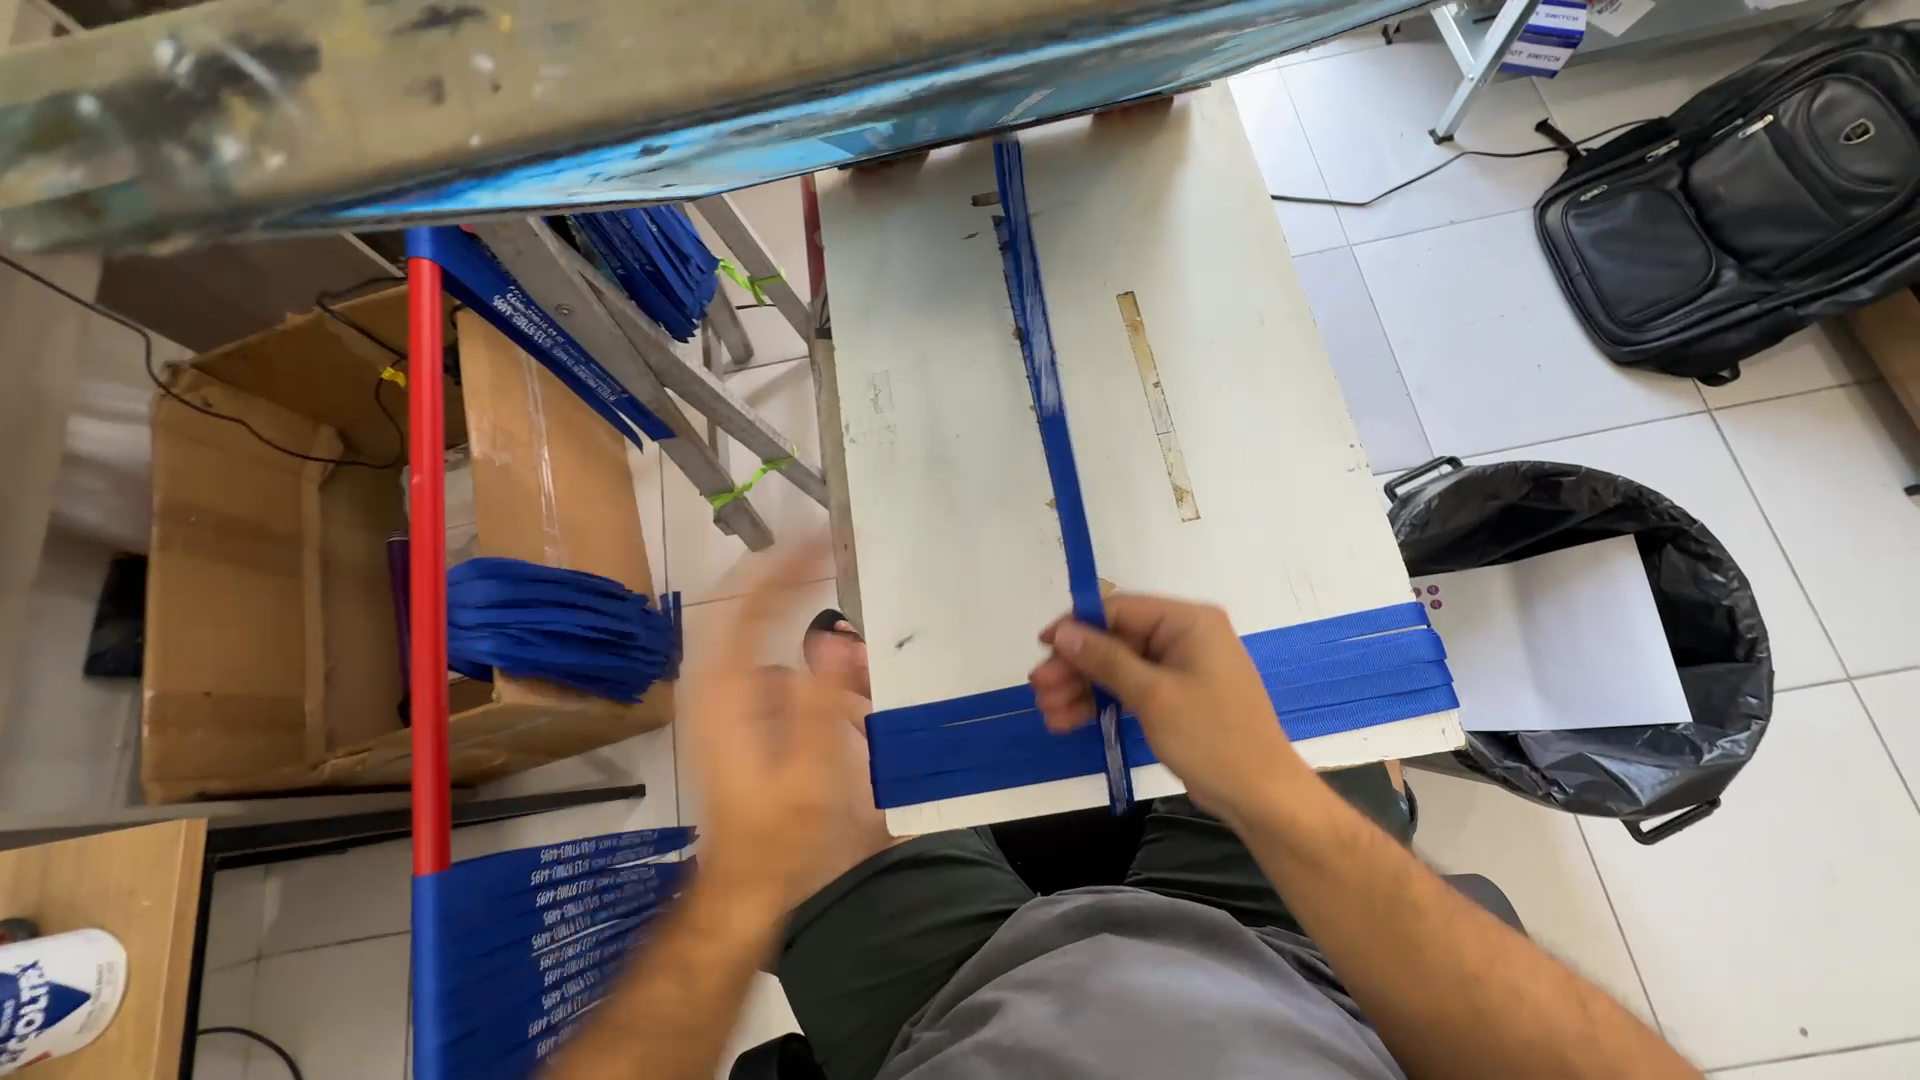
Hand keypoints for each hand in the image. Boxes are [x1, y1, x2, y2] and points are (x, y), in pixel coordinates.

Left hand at [685, 551, 891, 916]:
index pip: (749, 604)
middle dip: (787, 579)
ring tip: (848, 645)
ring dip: (798, 625)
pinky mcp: (733, 714)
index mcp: (727, 692)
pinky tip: (839, 688)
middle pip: (744, 607)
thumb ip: (821, 700)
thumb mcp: (811, 770)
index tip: (822, 539)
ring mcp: (720, 699)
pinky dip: (801, 658)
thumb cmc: (780, 833)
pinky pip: (767, 663)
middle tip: (828, 556)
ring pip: (759, 637)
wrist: (743, 882)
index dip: (785, 565)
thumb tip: (830, 634)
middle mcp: (715, 685)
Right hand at [1029, 594, 1310, 823]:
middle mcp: (1184, 637)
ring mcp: (1181, 668)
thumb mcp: (1152, 695)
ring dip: (1082, 688)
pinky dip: (1102, 703)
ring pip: (1118, 667)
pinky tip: (1068, 719)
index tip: (1042, 647)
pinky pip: (1131, 689)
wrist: (1261, 795)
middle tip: (1039, 689)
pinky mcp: (1176, 696)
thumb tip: (1063, 631)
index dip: (1077, 626)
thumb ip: (1105, 659)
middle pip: (1115, 640)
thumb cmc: (1212, 737)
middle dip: (1075, 666)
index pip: (1120, 610)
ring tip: (1047, 711)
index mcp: (1188, 622)